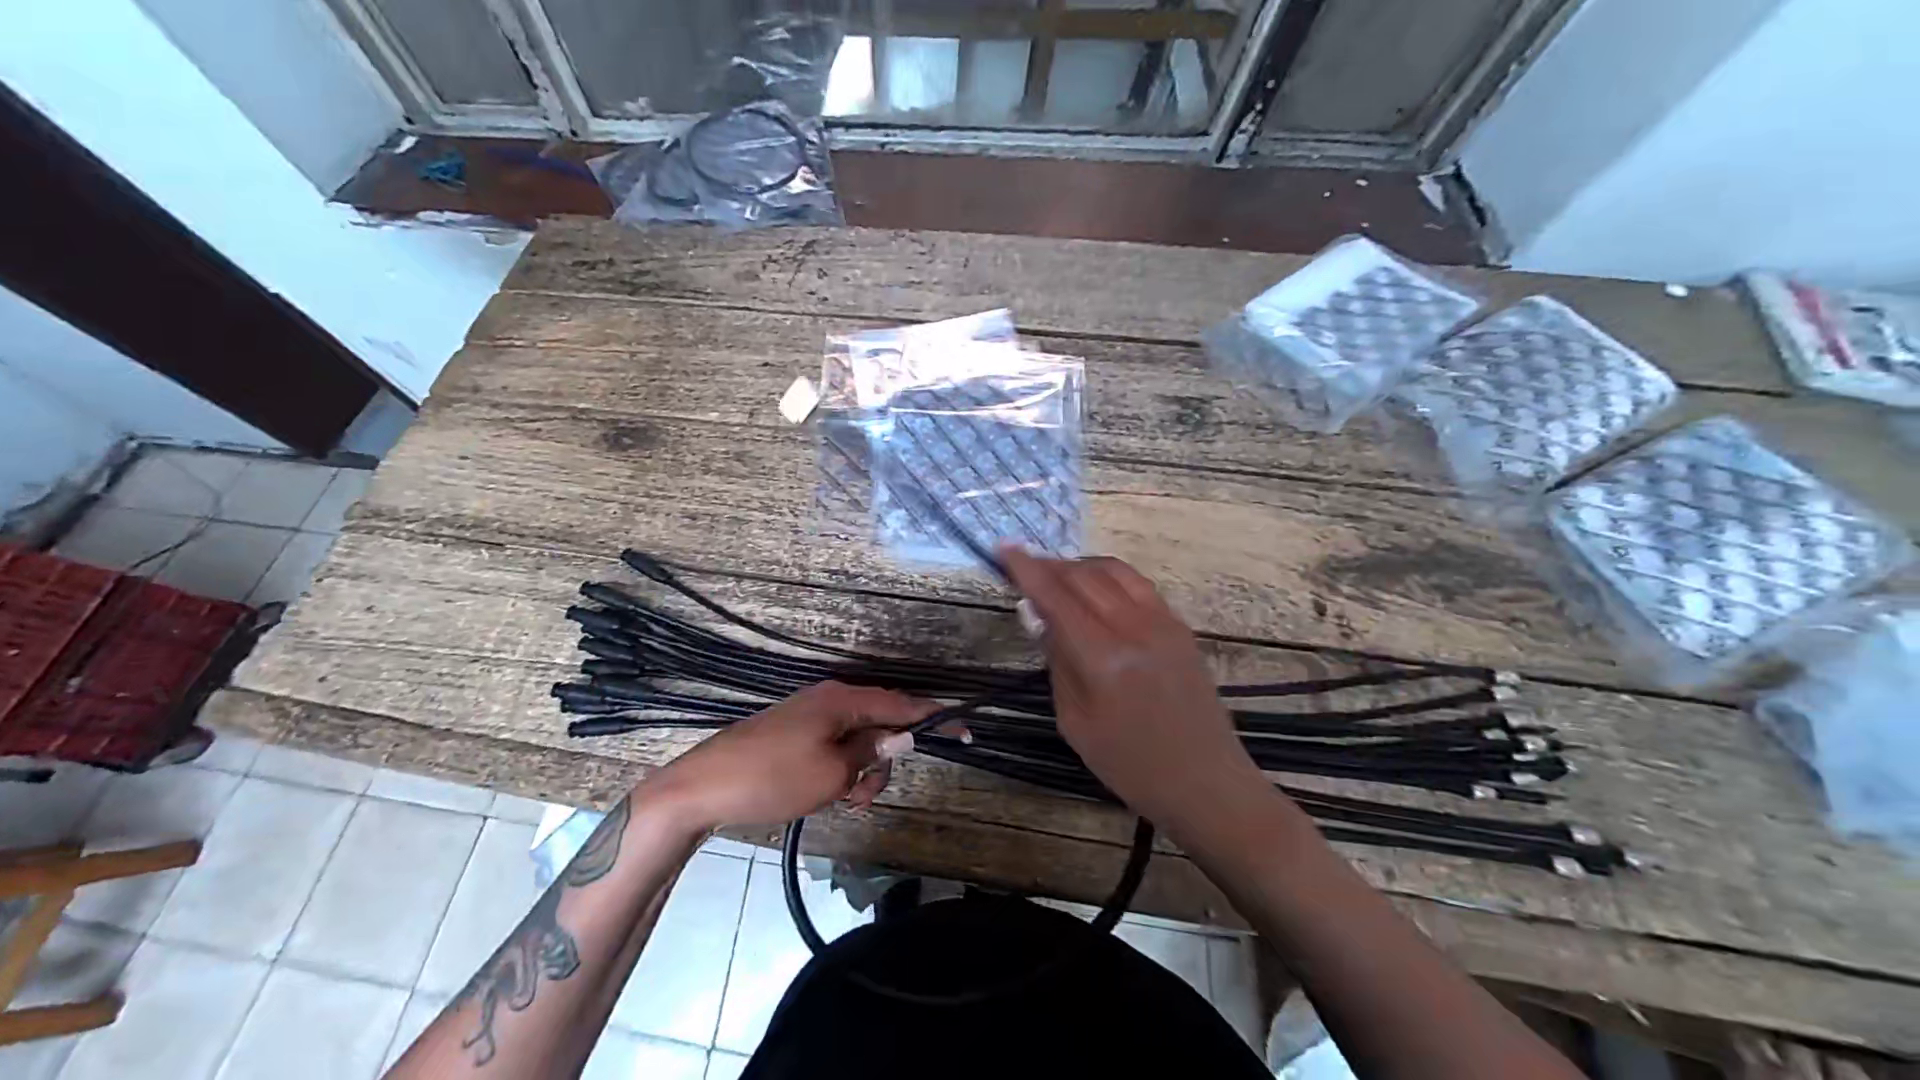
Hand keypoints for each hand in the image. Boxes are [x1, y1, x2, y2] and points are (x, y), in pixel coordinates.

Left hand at [645, 681, 932, 830]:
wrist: (701, 788)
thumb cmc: (772, 778)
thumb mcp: (833, 773)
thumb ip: (874, 752)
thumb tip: (903, 736)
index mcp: (843, 699)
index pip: (903, 705)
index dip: (936, 718)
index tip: (966, 731)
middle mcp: (829, 698)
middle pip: (880, 724)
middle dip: (883, 762)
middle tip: (864, 798)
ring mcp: (809, 714)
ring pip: (857, 740)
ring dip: (860, 772)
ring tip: (841, 802)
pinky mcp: (793, 732)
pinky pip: (834, 745)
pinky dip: (840, 769)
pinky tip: (826, 794)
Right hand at [1002, 549, 1267, 829]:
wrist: (1205, 781)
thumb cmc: (1129, 764)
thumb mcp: (1075, 721)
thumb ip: (1058, 660)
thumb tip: (1040, 615)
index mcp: (1103, 657)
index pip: (1056, 596)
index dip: (1026, 568)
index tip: (1003, 548)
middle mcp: (1134, 627)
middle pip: (1082, 576)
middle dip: (1048, 566)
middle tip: (1023, 568)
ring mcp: (1162, 622)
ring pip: (1112, 570)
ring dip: (1078, 566)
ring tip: (1056, 576)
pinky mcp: (1179, 626)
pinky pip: (1137, 584)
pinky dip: (1107, 576)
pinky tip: (1094, 589)